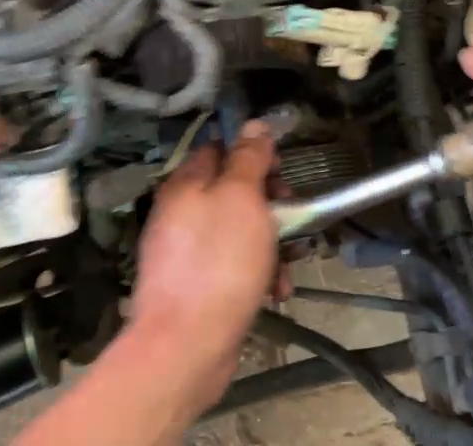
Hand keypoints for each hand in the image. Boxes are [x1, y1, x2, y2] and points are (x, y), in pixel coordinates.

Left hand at [127, 121, 280, 406]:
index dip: (254, 155)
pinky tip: (275, 292)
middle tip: (290, 220)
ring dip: (271, 245)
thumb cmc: (218, 263)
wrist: (186, 347)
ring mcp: (188, 253)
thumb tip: (254, 124)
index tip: (281, 173)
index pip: (221, 149)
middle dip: (271, 205)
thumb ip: (248, 158)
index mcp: (185, 184)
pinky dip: (258, 274)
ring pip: (240, 232)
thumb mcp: (241, 198)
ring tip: (288, 265)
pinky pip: (234, 267)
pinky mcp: (198, 287)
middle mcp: (181, 213)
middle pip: (234, 192)